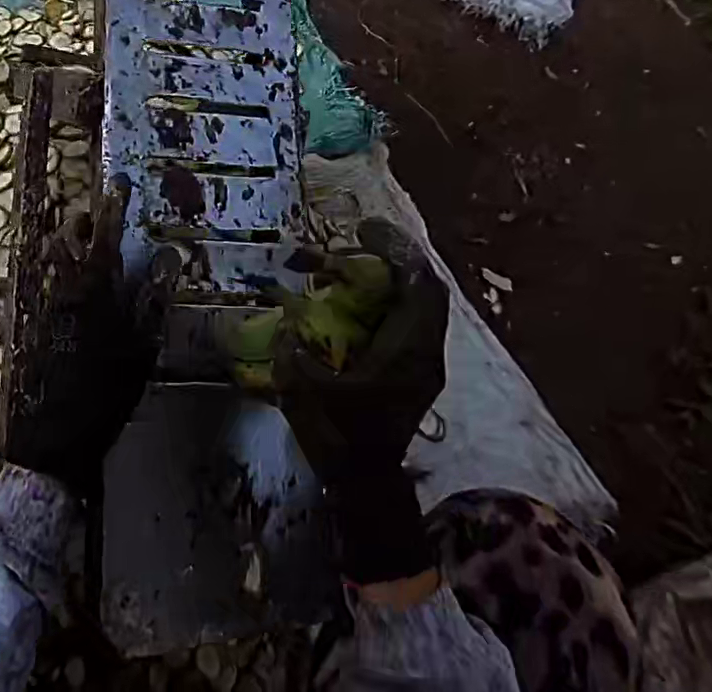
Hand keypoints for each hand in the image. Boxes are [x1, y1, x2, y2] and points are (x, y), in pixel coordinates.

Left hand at [5, 176, 181, 495]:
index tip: (120, 184)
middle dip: (84, 220)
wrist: (56, 430)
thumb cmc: (105, 392)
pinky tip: (72, 281)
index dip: (114, 207)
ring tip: (86, 241)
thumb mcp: (141, 349)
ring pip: (52, 256)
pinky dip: (58, 268)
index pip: (105, 236)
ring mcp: (45, 303)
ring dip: (68, 242)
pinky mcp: (34, 319)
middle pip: (68, 238)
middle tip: (100, 218)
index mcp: (95, 290)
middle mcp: (64, 289)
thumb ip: (153, 299)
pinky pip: (46, 279)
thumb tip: (168, 258)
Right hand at [273, 218, 447, 582]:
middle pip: (421, 291)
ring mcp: (421, 362)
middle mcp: (425, 353)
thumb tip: (287, 319)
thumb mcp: (308, 388)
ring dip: (384, 280)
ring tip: (345, 266)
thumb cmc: (339, 435)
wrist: (365, 481)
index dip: (397, 252)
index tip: (362, 230)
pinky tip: (348, 298)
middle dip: (389, 260)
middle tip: (350, 243)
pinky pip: (403, 321)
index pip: (420, 288)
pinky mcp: (411, 370)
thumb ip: (296, 349)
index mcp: (408, 352)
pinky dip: (380, 301)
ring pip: (414, 305)